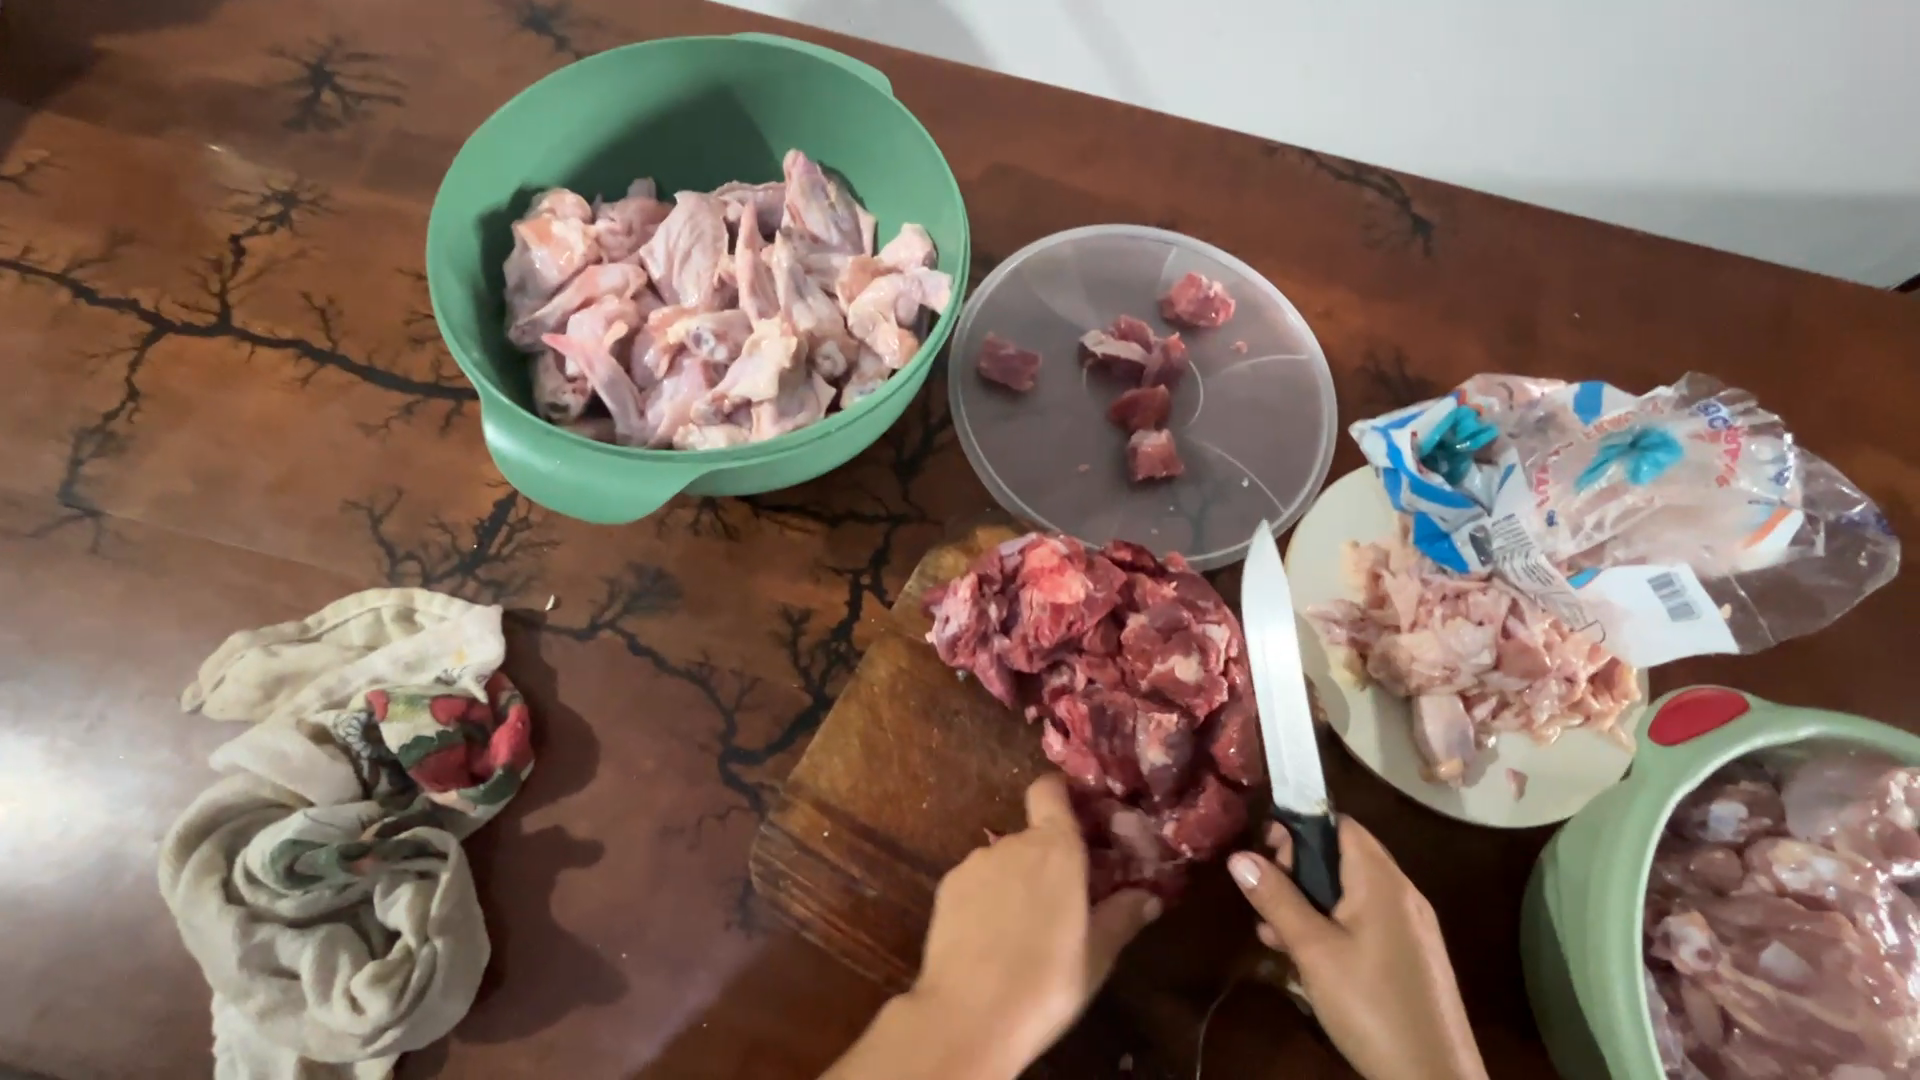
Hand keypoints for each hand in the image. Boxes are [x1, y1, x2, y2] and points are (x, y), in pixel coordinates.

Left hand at [907, 775, 1161, 1076]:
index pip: (1051, 790)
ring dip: (1015, 883)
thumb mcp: (1097, 956)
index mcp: (1056, 847)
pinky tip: (990, 942)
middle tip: (1061, 904)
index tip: (1076, 815)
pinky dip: (985, 901)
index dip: (1061, 794)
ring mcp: (975, 863)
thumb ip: (1122, 917)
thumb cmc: (1047, 983)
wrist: (968, 1015)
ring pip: (1003, 862)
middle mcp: (1013, 843)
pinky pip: (975, 884)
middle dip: (1046, 861)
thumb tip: (1148, 895)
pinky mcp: (946, 887)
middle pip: (1032, 835)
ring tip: (1023, 933)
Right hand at [1229, 818, 1486, 1079]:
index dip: (1300, 826)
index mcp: (1382, 881)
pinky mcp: (1409, 957)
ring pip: (1348, 893)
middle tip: (1265, 897)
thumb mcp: (1312, 950)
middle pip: (1341, 856)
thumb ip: (1276, 898)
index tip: (1266, 850)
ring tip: (1272, 933)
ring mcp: (1409, 928)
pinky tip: (1303, 958)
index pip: (1340, 824)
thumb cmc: (1371, 1005)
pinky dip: (1331, 926)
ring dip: (1308, 902)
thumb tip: (1238, 855)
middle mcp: (1401, 894)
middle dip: (1297, 870)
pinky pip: (1363, 921)